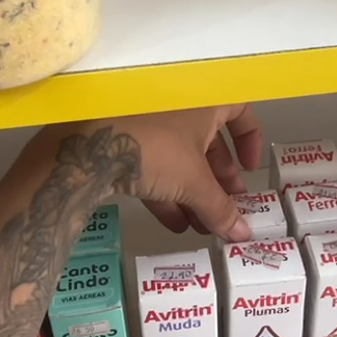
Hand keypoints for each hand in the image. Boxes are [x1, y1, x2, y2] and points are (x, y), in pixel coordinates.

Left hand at [39, 106, 263, 241]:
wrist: (88, 146)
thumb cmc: (154, 148)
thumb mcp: (193, 182)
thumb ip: (221, 209)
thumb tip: (243, 235)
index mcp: (204, 101)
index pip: (239, 111)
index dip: (249, 140)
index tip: (249, 170)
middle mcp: (179, 105)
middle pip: (209, 141)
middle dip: (219, 180)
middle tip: (226, 208)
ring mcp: (150, 121)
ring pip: (180, 157)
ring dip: (193, 193)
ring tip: (201, 226)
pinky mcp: (124, 140)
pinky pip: (154, 165)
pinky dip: (167, 191)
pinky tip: (174, 224)